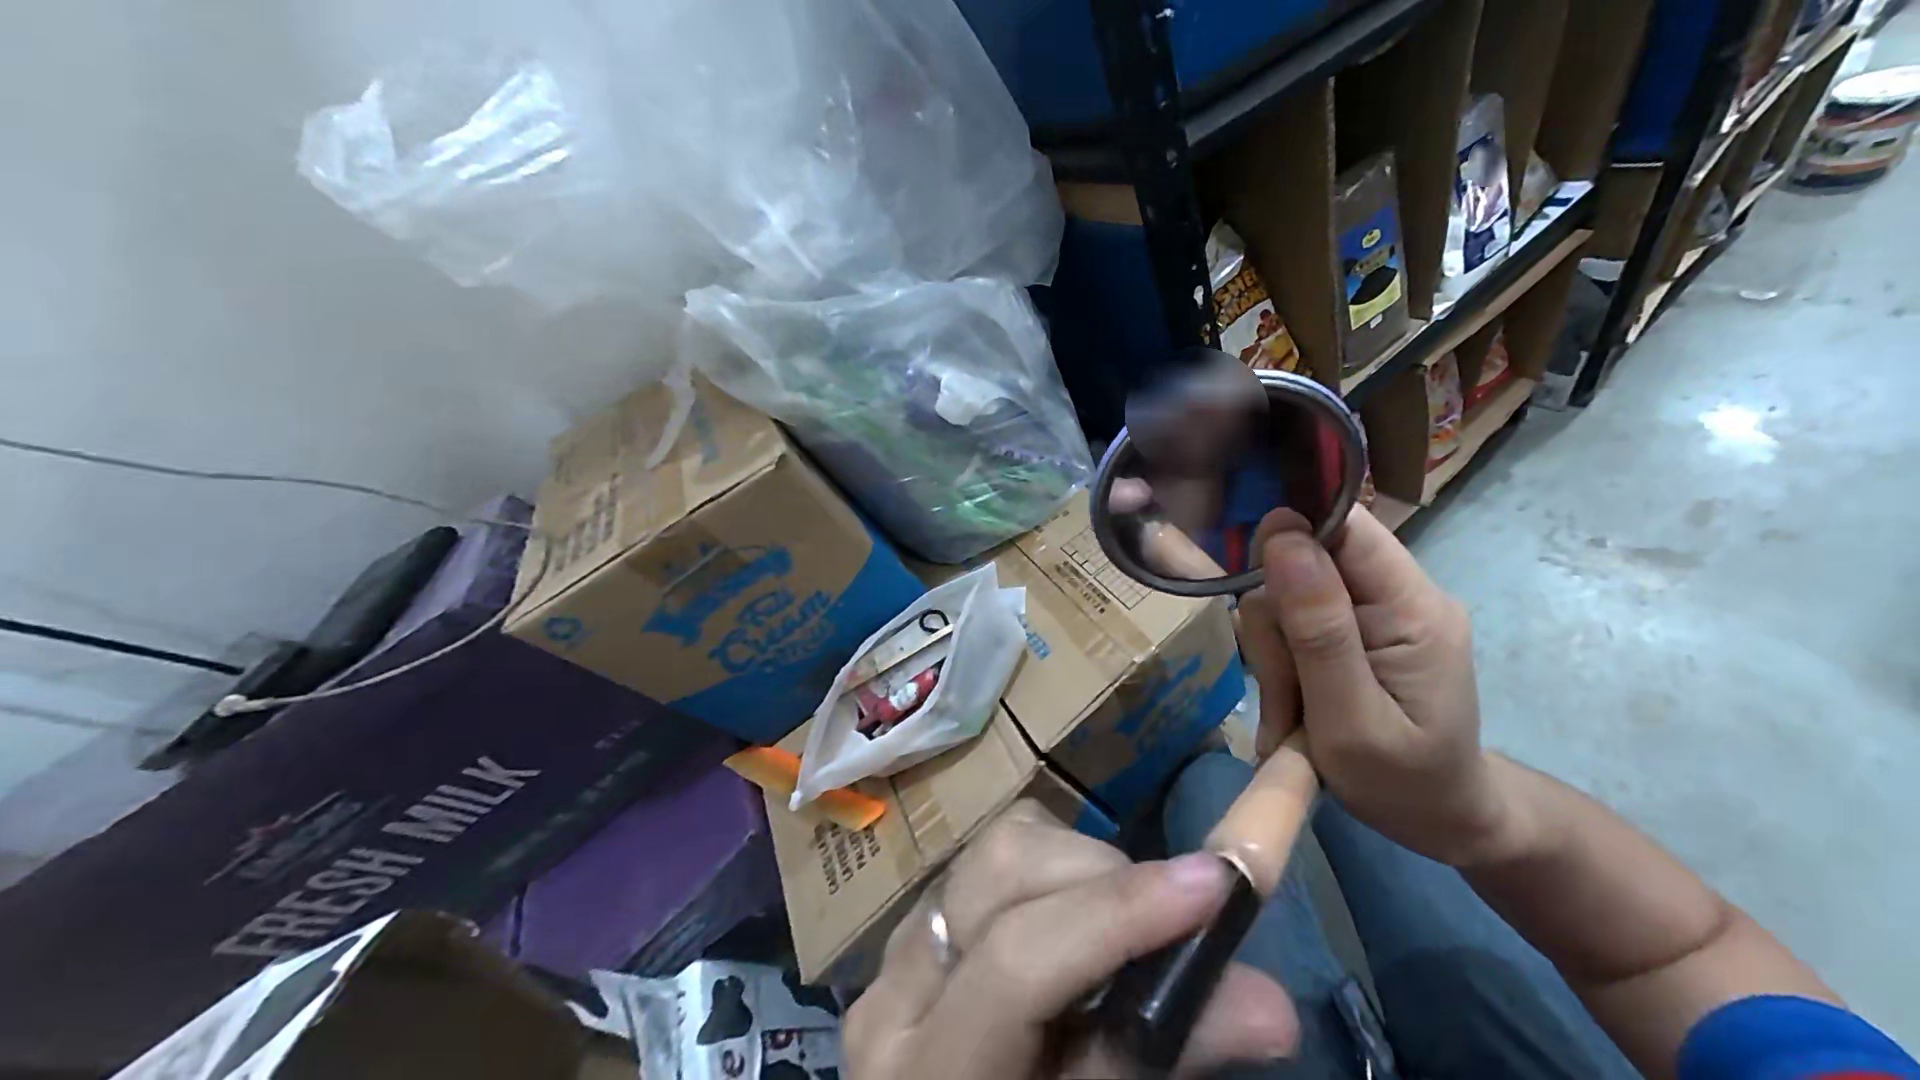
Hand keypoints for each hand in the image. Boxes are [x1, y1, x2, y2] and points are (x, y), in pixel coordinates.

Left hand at [844, 801, 1297, 1078]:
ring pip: (994, 846)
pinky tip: (1080, 914)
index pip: (1018, 959)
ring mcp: (898, 944)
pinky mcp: (915, 922)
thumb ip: (1160, 1056)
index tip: (1218, 882)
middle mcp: (897, 985)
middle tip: (1179, 913)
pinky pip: (988, 859)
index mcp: (935, 1068)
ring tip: (1131, 919)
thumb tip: (1271, 1002)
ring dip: (1082, 863)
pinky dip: (1053, 867)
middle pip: (1001, 868)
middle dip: (1107, 875)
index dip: (1121, 912)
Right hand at [1239, 505, 1511, 866]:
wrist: (1443, 821)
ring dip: (1273, 656)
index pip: (1344, 525)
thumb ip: (1317, 630)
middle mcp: (1395, 593)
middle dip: (1275, 629)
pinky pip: (1289, 622)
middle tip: (1287, 696)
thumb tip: (1281, 536)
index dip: (1287, 536)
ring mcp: (1372, 611)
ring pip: (1282, 598)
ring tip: (1294, 714)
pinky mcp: (1351, 630)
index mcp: (1412, 606)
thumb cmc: (1406, 784)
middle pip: (1299, 566)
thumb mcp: (1351, 720)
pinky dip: (1279, 664)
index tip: (1254, 587)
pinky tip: (1295, 705)